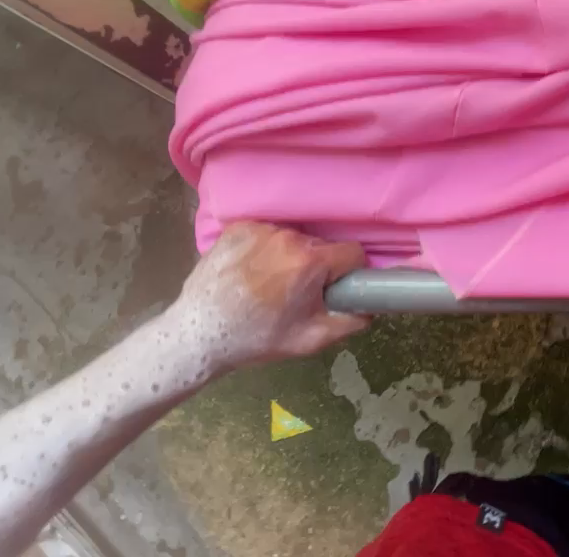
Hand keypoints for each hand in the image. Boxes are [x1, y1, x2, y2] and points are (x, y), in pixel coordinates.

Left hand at [167, 222, 370, 375]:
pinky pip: (266, 232)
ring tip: (268, 283)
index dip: (348, 271)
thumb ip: (348, 323)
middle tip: (296, 293)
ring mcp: (262, 229)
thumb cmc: (256, 339)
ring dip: (289, 256)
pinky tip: (250, 270)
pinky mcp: (239, 227)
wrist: (197, 335)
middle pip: (321, 245)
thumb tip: (370, 308)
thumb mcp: (308, 341)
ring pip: (294, 238)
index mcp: (310, 262)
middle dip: (316, 266)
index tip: (334, 287)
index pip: (352, 252)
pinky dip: (264, 248)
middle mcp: (289, 237)